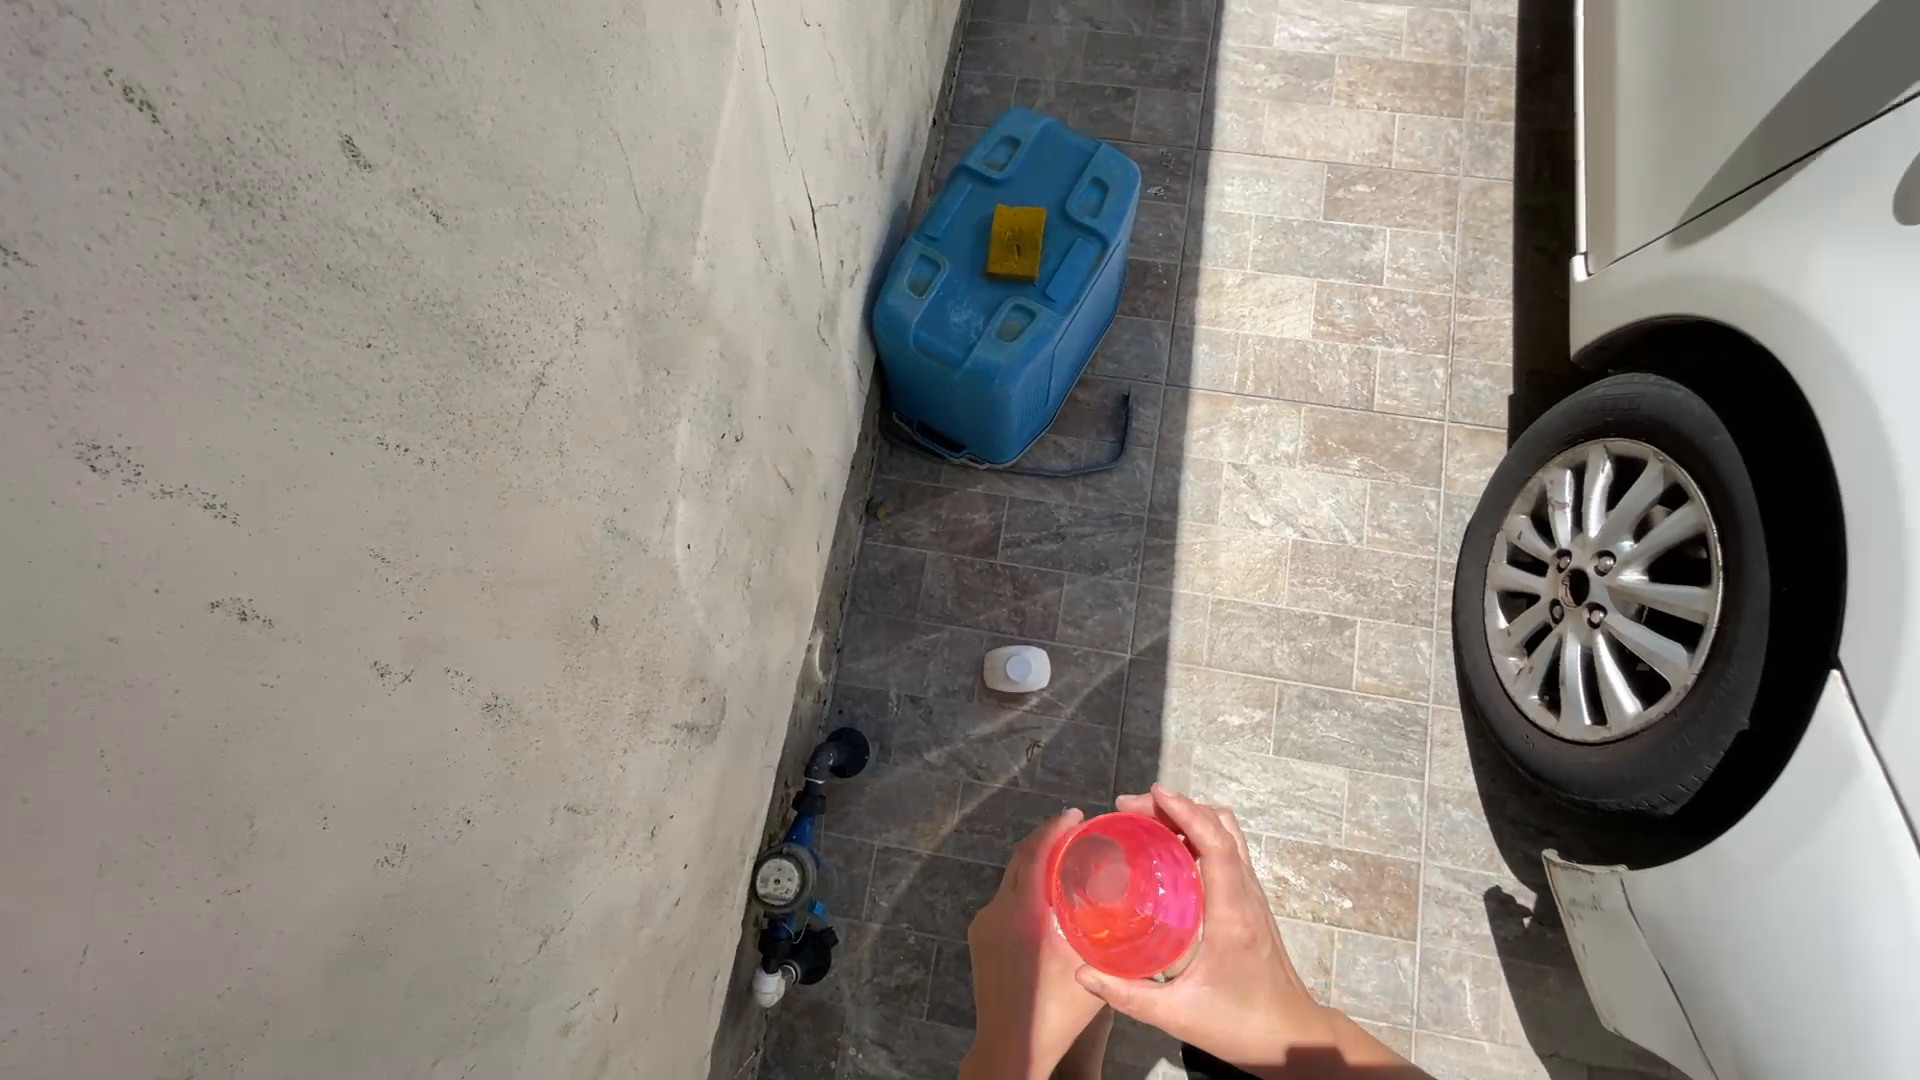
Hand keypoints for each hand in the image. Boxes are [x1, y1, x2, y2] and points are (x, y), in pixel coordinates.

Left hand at [961, 808, 1109, 1079]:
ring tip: (1063, 863)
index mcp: (1025, 912)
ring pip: (1011, 879)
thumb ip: (1105, 932)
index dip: (1055, 828)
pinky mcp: (978, 936)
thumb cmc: (1056, 1011)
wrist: (1010, 1048)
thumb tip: (1125, 901)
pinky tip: (1045, 902)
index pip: (1036, 852)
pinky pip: (1004, 900)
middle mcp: (998, 909)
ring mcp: (984, 922)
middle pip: (1021, 859)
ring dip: (1035, 864)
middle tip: (1073, 832)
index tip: (1075, 815)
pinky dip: (1024, 889)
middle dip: (1046, 839)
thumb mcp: (1090, 967)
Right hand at [1071, 786, 1341, 1069]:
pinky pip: (1228, 847)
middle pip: (1219, 826)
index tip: (1152, 793)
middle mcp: (1246, 894)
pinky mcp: (1252, 899)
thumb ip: (1128, 996)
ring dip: (1190, 814)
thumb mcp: (1179, 1016)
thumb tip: (1083, 972)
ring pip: (1228, 832)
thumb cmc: (1240, 1027)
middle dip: (1177, 806)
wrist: (1295, 1039)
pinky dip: (1200, 831)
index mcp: (1232, 913)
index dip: (1186, 811)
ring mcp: (1253, 894)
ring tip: (1149, 818)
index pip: (1216, 843)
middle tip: (1131, 808)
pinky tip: (1170, 846)